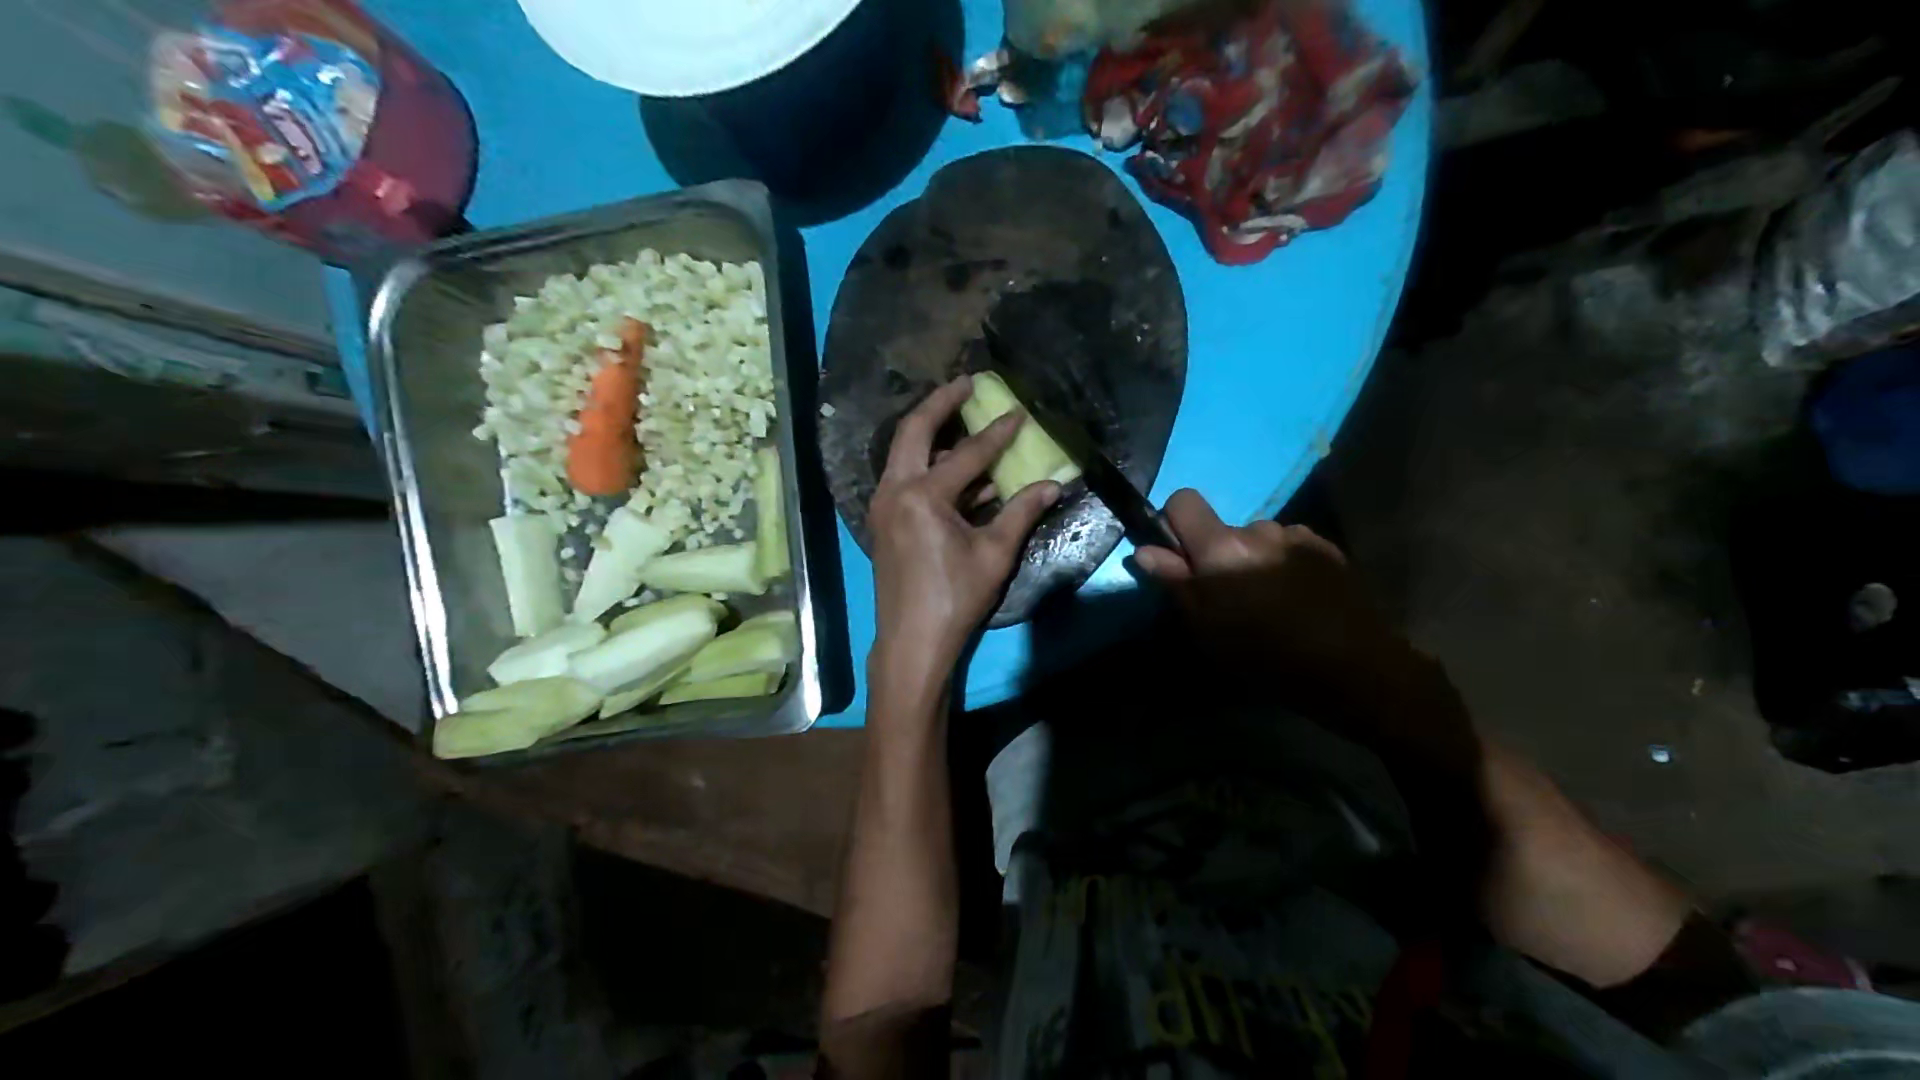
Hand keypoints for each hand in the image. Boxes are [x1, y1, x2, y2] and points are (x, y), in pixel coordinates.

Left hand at [868, 378, 1062, 693]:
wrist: (912, 640)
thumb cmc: (956, 597)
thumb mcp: (994, 553)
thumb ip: (1021, 512)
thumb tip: (1053, 484)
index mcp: (921, 496)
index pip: (967, 454)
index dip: (998, 433)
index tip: (1018, 411)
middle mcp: (894, 490)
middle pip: (914, 431)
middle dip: (941, 403)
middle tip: (966, 383)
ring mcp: (883, 505)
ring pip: (904, 452)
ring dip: (931, 432)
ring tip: (960, 415)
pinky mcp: (884, 520)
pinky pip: (905, 477)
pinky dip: (928, 465)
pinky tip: (958, 469)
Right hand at [1134, 489, 1419, 730]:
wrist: (1354, 669)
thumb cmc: (1267, 656)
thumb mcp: (1207, 629)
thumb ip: (1176, 583)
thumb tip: (1146, 549)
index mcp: (1222, 547)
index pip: (1183, 500)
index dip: (1174, 522)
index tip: (1180, 558)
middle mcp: (1258, 529)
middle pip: (1222, 527)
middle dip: (1217, 554)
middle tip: (1229, 597)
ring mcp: (1297, 536)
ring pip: (1258, 539)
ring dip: (1254, 559)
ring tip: (1269, 601)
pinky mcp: (1327, 548)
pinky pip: (1289, 546)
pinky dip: (1283, 563)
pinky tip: (1298, 598)